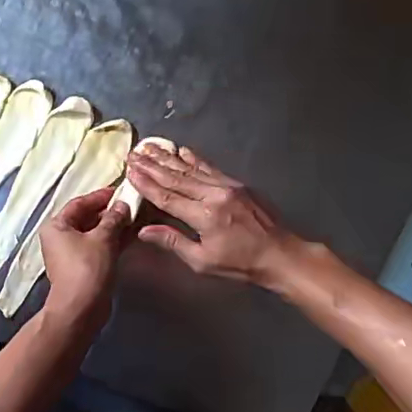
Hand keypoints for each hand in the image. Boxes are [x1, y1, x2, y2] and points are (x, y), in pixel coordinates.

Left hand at [39, 187, 131, 324]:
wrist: (81, 308)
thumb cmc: (87, 268)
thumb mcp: (102, 238)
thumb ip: (114, 218)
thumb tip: (122, 205)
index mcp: (57, 226)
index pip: (80, 203)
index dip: (101, 196)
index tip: (121, 190)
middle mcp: (61, 237)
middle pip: (88, 217)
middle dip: (111, 212)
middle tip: (133, 204)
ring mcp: (72, 253)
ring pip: (96, 233)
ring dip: (115, 226)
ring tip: (137, 217)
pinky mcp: (84, 266)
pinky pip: (100, 246)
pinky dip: (114, 240)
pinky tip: (133, 234)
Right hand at [125, 145, 298, 285]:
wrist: (281, 254)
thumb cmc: (240, 264)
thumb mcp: (203, 261)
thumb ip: (173, 241)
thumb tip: (144, 230)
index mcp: (204, 216)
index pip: (168, 197)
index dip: (147, 185)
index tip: (130, 172)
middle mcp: (214, 195)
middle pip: (176, 178)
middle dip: (152, 166)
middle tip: (133, 154)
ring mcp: (227, 186)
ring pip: (191, 169)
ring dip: (168, 158)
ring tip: (149, 148)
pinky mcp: (237, 184)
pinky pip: (209, 168)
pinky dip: (193, 158)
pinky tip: (180, 150)